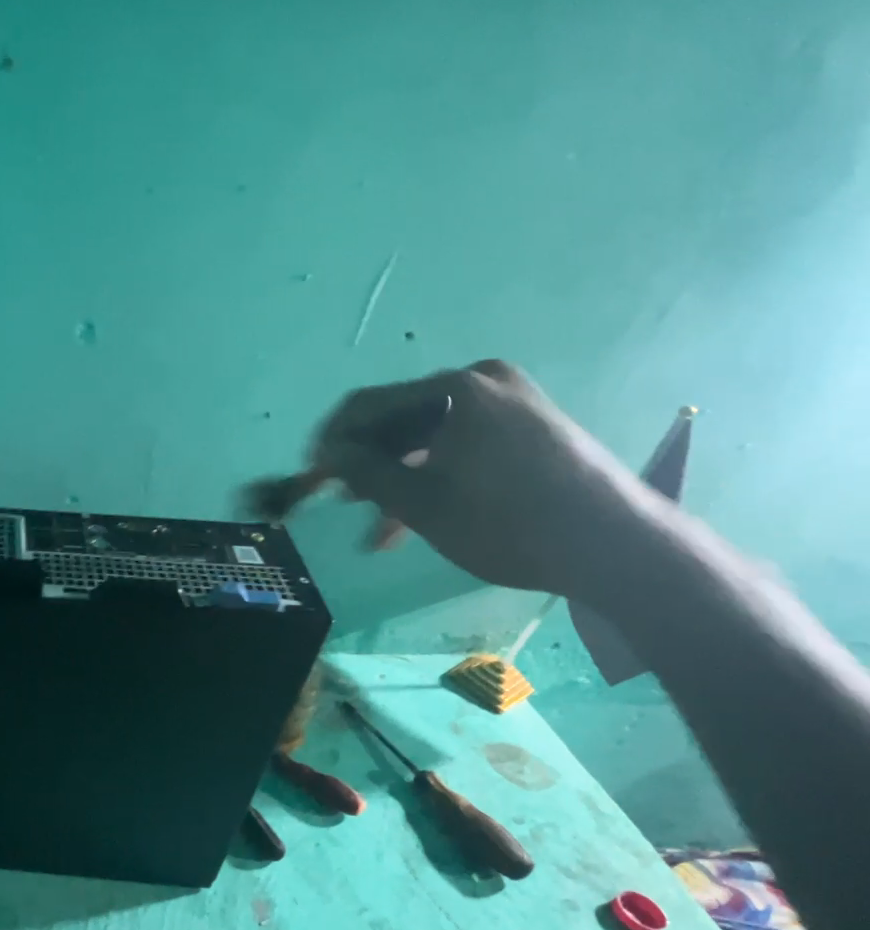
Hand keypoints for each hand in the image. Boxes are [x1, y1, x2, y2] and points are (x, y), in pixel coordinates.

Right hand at [308, 360, 656, 597]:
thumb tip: (327, 454)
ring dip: (396, 477)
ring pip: (427, 437)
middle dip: (365, 463)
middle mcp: (482, 381)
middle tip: (342, 502)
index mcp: (454, 389)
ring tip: (376, 525)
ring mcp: (511, 402)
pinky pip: (459, 443)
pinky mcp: (529, 426)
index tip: (308, 477)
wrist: (620, 548)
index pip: (367, 405)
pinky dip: (432, 474)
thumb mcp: (420, 503)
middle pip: (399, 419)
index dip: (331, 442)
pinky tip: (413, 517)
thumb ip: (364, 472)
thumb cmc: (508, 523)